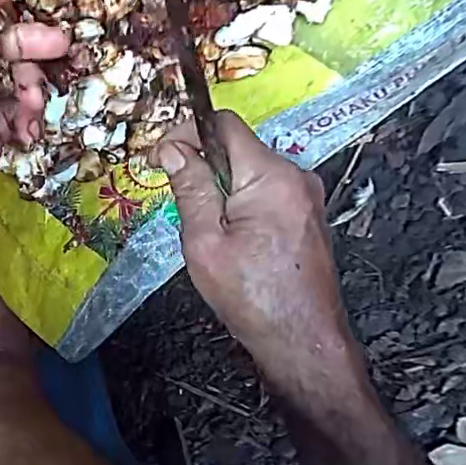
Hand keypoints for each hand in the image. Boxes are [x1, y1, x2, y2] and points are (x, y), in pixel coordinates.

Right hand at [156, 113, 367, 405]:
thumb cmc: (250, 296)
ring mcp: (305, 195)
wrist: (301, 340)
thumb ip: (191, 189)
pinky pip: (264, 191)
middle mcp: (295, 176)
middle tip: (173, 198)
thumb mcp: (205, 242)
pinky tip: (227, 236)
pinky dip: (238, 201)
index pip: (224, 124)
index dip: (185, 133)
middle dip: (200, 164)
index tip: (160, 160)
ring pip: (248, 171)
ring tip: (199, 226)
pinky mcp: (306, 214)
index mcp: (270, 176)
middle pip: (236, 147)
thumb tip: (173, 149)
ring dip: (217, 186)